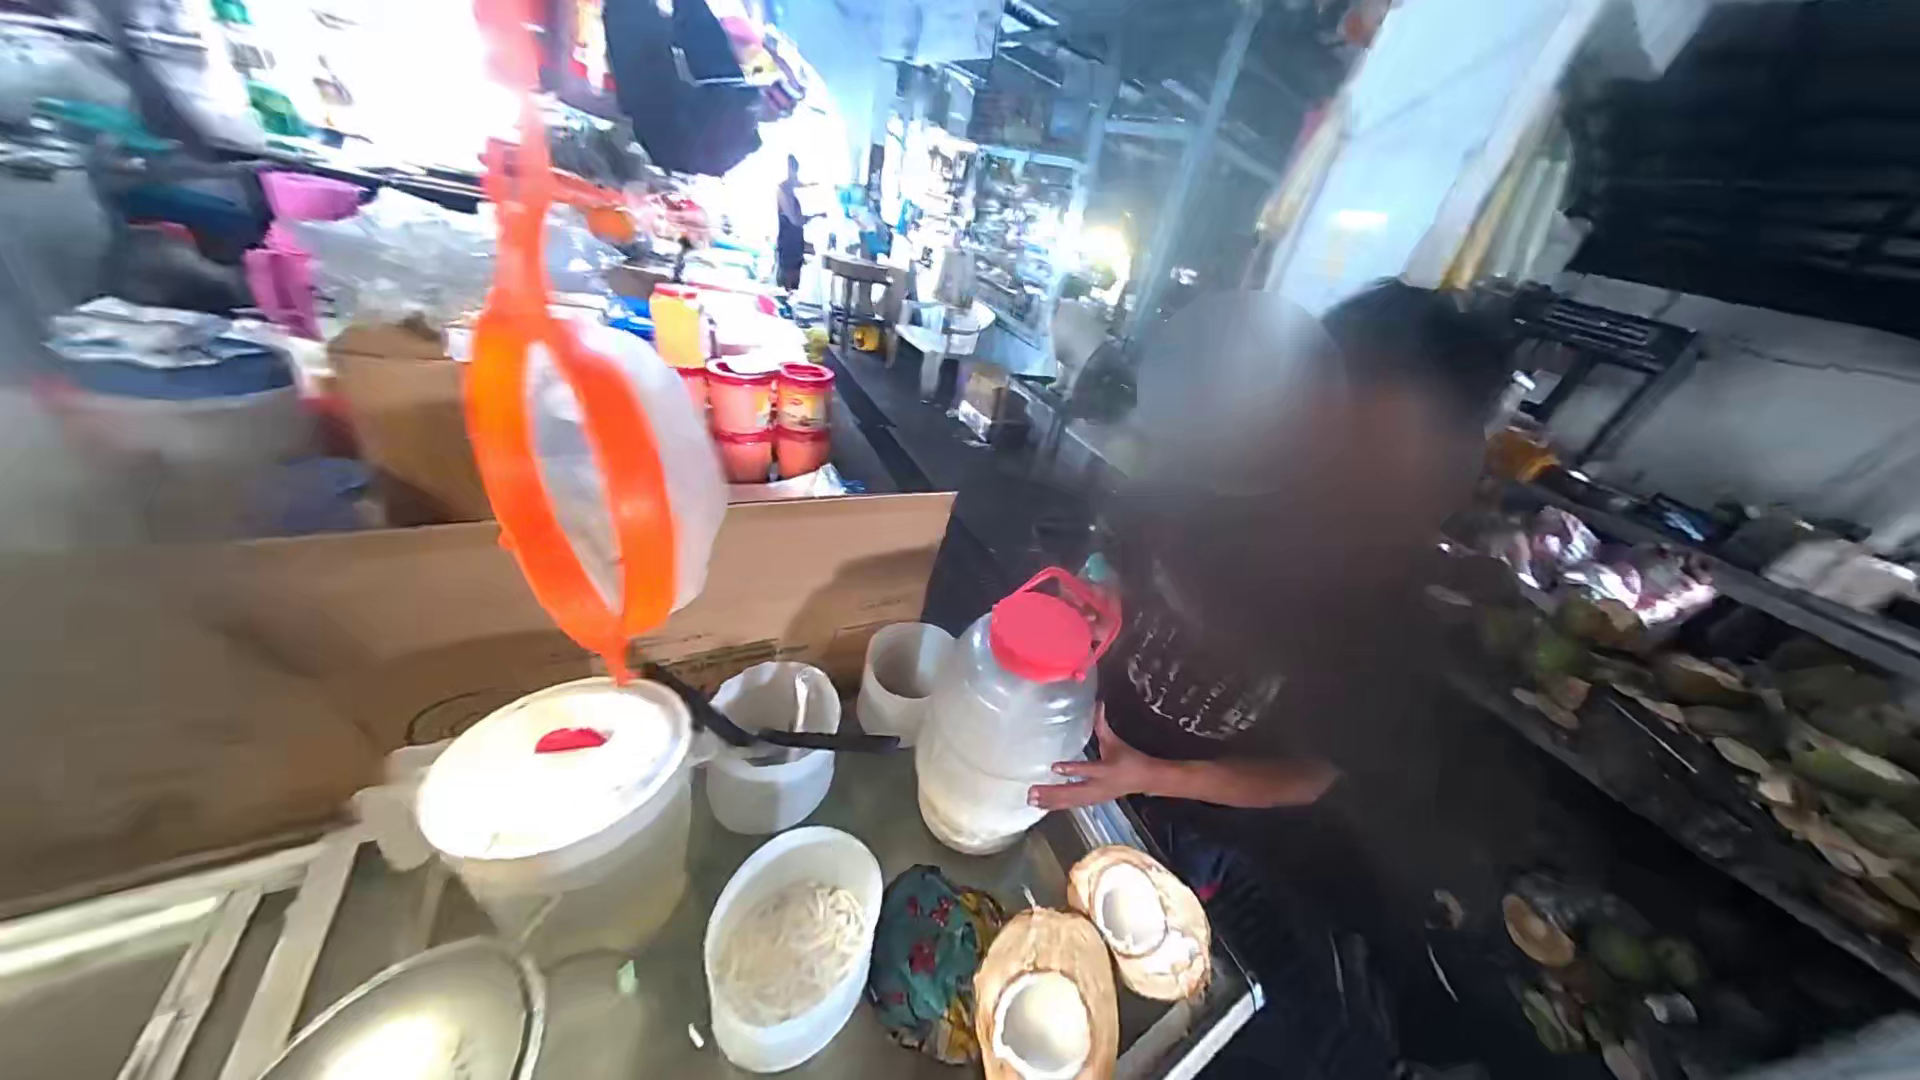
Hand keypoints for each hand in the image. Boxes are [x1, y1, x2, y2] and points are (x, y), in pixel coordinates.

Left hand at [1029, 706, 1163, 811]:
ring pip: (1071, 802)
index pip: (1088, 770)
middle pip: (1074, 792)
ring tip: (1031, 800)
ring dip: (1051, 802)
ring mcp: (1096, 797)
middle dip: (1052, 793)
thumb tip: (1097, 703)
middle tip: (1032, 792)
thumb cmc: (1129, 758)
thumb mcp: (1115, 742)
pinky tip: (1041, 806)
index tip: (1054, 767)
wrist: (1146, 779)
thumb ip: (1102, 724)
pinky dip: (1057, 806)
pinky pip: (1073, 805)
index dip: (1072, 769)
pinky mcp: (1093, 802)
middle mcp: (1099, 787)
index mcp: (1107, 769)